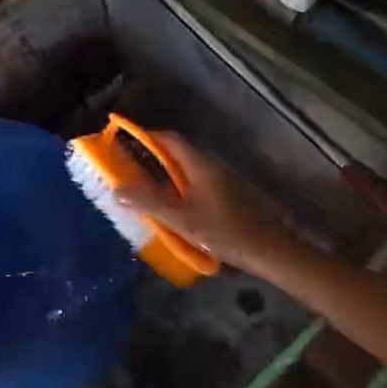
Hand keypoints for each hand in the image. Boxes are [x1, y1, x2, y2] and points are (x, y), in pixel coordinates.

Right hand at [113, 131, 298, 274]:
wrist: (269, 251)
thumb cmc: (225, 232)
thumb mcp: (182, 219)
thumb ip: (149, 202)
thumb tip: (117, 189)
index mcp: (200, 165)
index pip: (170, 139)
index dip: (148, 136)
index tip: (126, 142)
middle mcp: (211, 166)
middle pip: (178, 153)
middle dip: (152, 157)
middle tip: (129, 169)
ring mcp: (222, 181)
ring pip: (187, 169)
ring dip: (165, 174)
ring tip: (144, 189)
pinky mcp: (228, 196)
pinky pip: (196, 183)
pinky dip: (179, 188)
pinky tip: (171, 207)